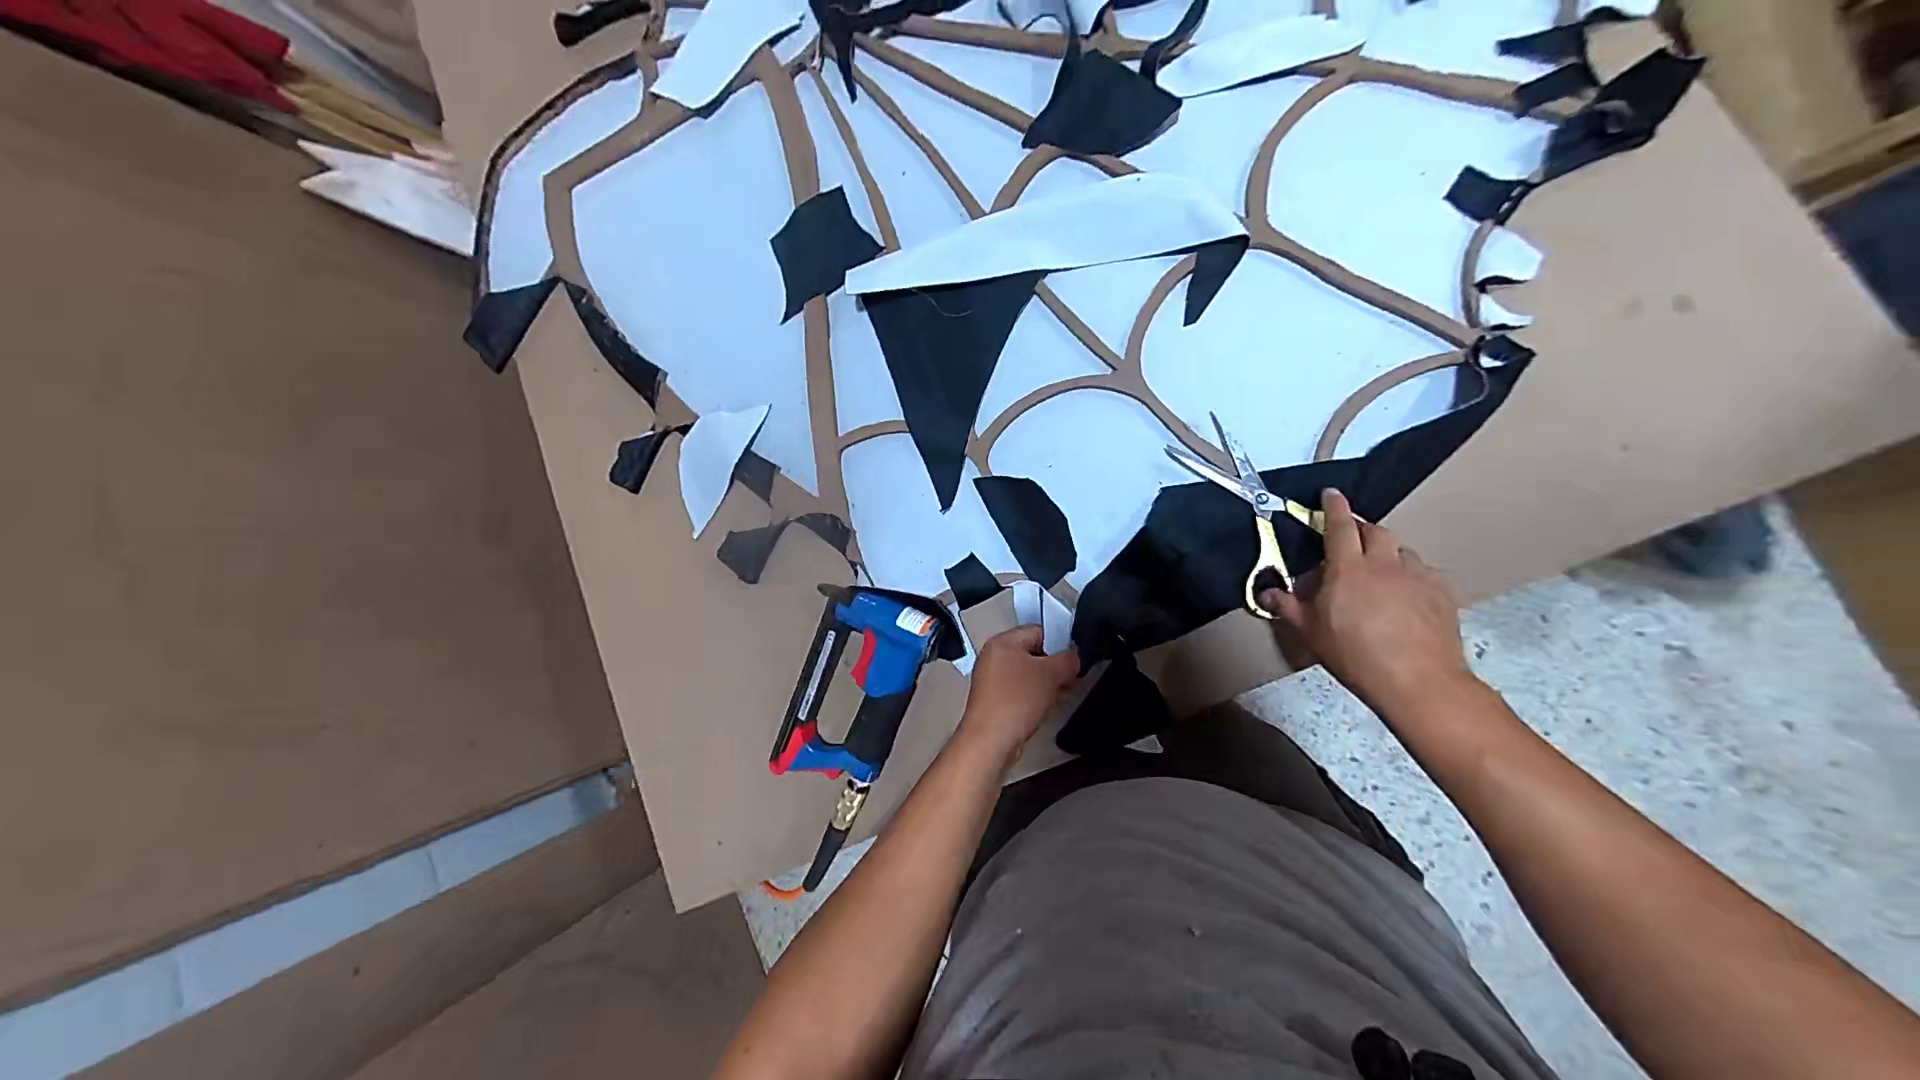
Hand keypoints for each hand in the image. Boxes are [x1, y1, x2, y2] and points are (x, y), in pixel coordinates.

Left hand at [957, 626, 1078, 763]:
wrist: (990, 740)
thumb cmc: (1016, 701)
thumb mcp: (1051, 675)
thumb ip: (1068, 660)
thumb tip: (1075, 657)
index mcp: (1002, 641)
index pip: (1038, 630)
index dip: (1060, 642)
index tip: (1074, 658)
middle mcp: (992, 656)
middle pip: (1033, 652)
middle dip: (1053, 665)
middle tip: (1069, 677)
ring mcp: (990, 679)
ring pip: (1027, 673)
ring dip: (1045, 682)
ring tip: (1057, 694)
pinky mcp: (993, 699)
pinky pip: (1019, 689)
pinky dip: (1033, 695)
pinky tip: (1043, 706)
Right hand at [1258, 489, 1476, 717]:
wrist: (1418, 680)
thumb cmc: (1358, 656)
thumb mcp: (1311, 631)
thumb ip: (1287, 606)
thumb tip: (1266, 593)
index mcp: (1348, 569)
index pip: (1340, 526)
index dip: (1334, 507)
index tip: (1331, 495)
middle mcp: (1384, 565)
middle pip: (1375, 530)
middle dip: (1362, 527)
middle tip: (1350, 536)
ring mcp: (1417, 577)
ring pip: (1402, 550)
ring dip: (1388, 551)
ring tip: (1378, 569)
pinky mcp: (1441, 594)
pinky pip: (1424, 572)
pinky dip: (1411, 574)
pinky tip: (1405, 592)